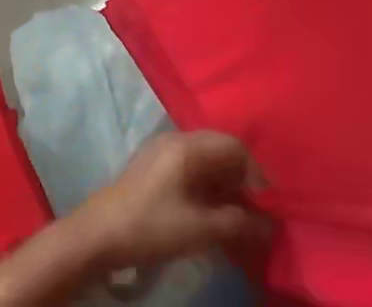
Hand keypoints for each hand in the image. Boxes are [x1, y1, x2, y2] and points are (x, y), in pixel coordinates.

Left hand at [71, 132, 270, 270]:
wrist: (102, 231)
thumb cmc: (153, 225)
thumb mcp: (201, 228)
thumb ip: (239, 223)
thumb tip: (270, 224)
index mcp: (186, 146)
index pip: (234, 145)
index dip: (255, 175)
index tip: (264, 207)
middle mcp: (175, 139)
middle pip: (220, 149)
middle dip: (241, 180)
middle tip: (252, 214)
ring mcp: (162, 151)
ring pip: (205, 160)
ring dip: (224, 185)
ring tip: (234, 219)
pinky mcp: (154, 166)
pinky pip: (190, 167)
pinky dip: (206, 186)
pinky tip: (211, 213)